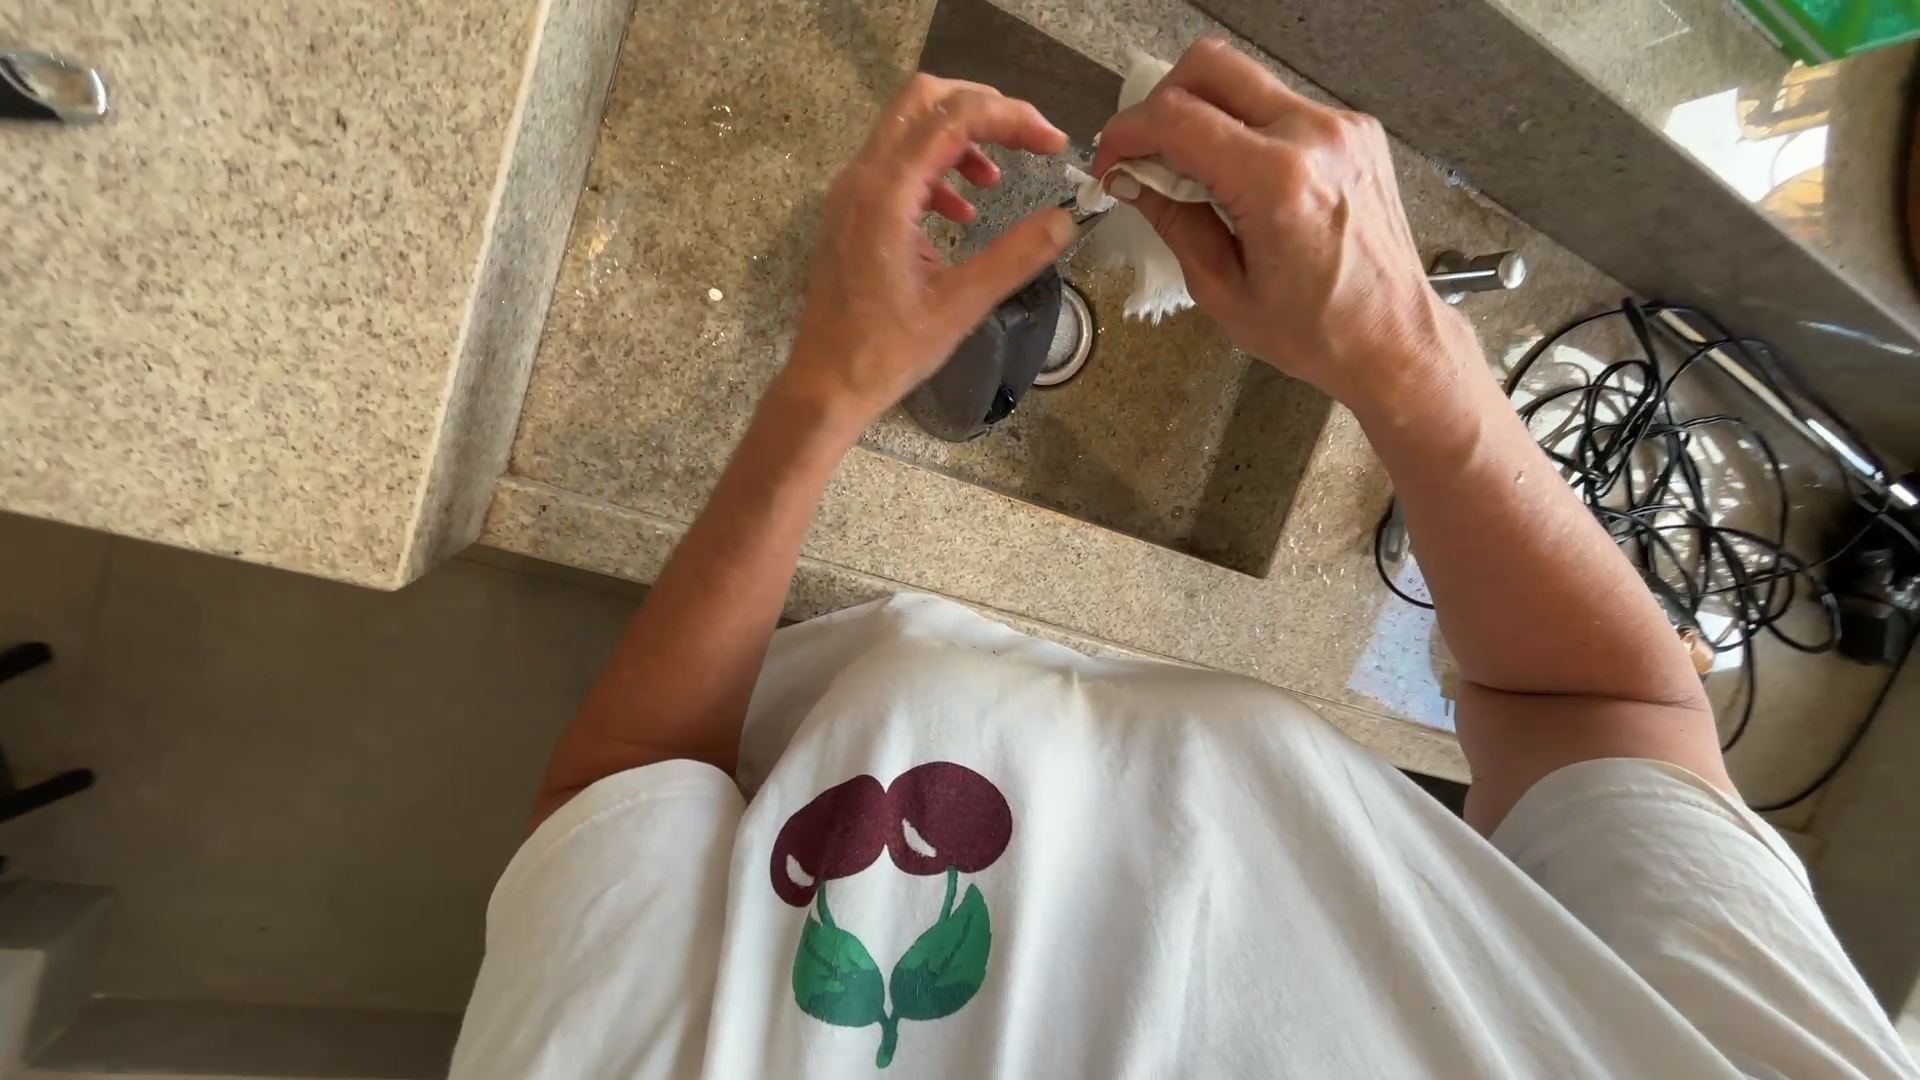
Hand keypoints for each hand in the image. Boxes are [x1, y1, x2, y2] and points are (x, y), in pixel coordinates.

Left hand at [775, 74, 1077, 437]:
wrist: (827, 384)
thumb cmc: (886, 352)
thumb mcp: (960, 306)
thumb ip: (1016, 256)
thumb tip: (1066, 220)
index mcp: (886, 193)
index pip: (954, 117)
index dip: (1012, 118)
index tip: (1052, 143)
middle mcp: (862, 179)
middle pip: (925, 101)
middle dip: (982, 110)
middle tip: (1024, 141)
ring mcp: (850, 195)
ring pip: (908, 130)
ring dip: (957, 141)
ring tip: (995, 182)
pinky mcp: (850, 215)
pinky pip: (895, 168)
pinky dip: (934, 173)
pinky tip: (961, 213)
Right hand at [1088, 39, 1477, 411]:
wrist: (1390, 336)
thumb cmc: (1310, 331)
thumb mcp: (1221, 289)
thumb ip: (1175, 222)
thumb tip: (1131, 182)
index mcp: (1277, 183)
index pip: (1179, 118)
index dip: (1127, 133)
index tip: (1108, 163)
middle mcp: (1314, 134)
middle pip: (1211, 67)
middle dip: (1158, 103)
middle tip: (1142, 154)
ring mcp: (1340, 125)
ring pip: (1245, 81)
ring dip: (1200, 116)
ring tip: (1186, 174)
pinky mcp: (1353, 131)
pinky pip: (1278, 107)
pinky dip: (1240, 130)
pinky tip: (1233, 180)